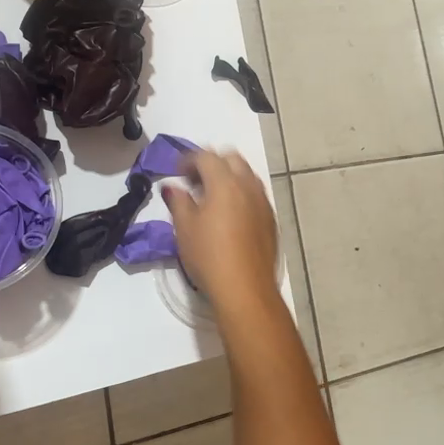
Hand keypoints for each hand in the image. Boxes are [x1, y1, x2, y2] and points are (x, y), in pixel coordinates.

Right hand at [165, 150, 278, 305]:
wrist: (246, 288)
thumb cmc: (209, 256)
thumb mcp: (184, 228)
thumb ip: (178, 201)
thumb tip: (172, 186)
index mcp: (225, 183)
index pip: (207, 157)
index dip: (189, 159)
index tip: (177, 172)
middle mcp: (248, 185)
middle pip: (232, 158)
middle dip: (212, 162)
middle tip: (195, 180)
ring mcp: (263, 201)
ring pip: (247, 174)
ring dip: (229, 176)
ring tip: (211, 197)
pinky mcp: (271, 218)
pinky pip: (256, 193)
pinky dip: (241, 192)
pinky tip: (229, 214)